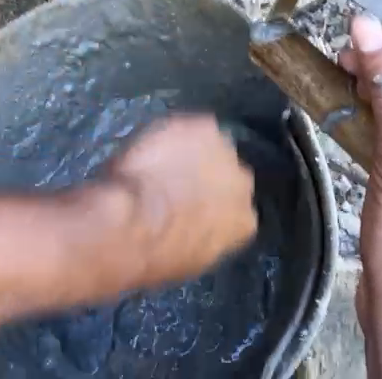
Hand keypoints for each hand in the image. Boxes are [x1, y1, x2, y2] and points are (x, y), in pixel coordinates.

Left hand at [97, 114, 257, 285]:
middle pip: (229, 173)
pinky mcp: (205, 126)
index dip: (212, 203)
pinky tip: (158, 141)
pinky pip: (193, 125)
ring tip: (165, 157)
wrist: (138, 222)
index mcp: (243, 223)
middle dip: (209, 174)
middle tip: (179, 179)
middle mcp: (243, 184)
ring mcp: (225, 150)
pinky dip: (178, 132)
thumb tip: (195, 224)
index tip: (192, 205)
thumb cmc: (157, 254)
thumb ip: (206, 234)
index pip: (236, 209)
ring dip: (194, 150)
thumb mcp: (191, 257)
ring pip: (212, 145)